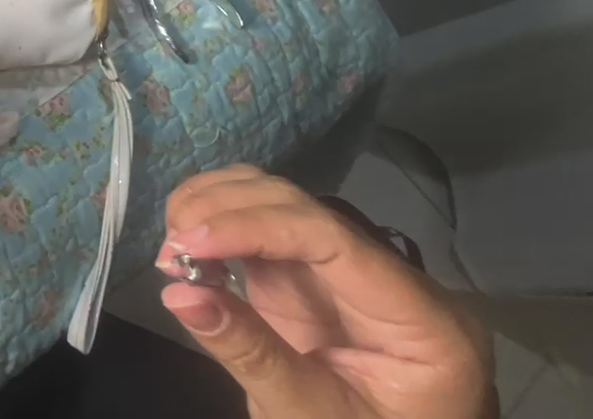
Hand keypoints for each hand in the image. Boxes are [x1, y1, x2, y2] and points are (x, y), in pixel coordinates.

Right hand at [156, 166, 495, 418]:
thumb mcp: (311, 417)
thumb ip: (252, 354)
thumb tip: (176, 292)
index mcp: (422, 319)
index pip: (330, 235)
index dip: (251, 226)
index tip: (186, 245)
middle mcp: (387, 275)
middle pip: (297, 205)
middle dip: (222, 212)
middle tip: (170, 252)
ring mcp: (344, 264)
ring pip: (272, 196)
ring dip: (211, 204)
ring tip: (174, 247)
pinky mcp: (304, 264)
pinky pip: (257, 215)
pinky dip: (213, 216)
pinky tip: (189, 246)